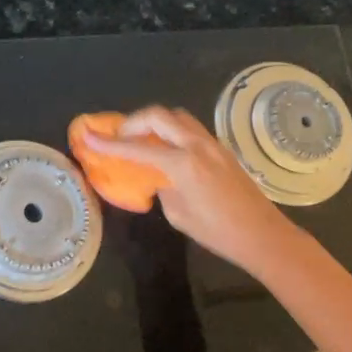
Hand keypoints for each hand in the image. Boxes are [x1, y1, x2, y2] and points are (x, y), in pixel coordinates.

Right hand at [77, 105, 301, 271]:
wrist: (263, 235)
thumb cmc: (217, 232)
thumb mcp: (177, 213)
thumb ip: (162, 186)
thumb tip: (157, 176)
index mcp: (182, 164)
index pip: (137, 148)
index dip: (109, 143)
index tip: (88, 136)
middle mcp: (197, 145)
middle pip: (158, 115)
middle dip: (133, 122)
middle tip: (119, 137)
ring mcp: (213, 144)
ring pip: (177, 117)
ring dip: (154, 123)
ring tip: (141, 140)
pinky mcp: (222, 150)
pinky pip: (190, 129)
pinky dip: (171, 131)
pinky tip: (165, 150)